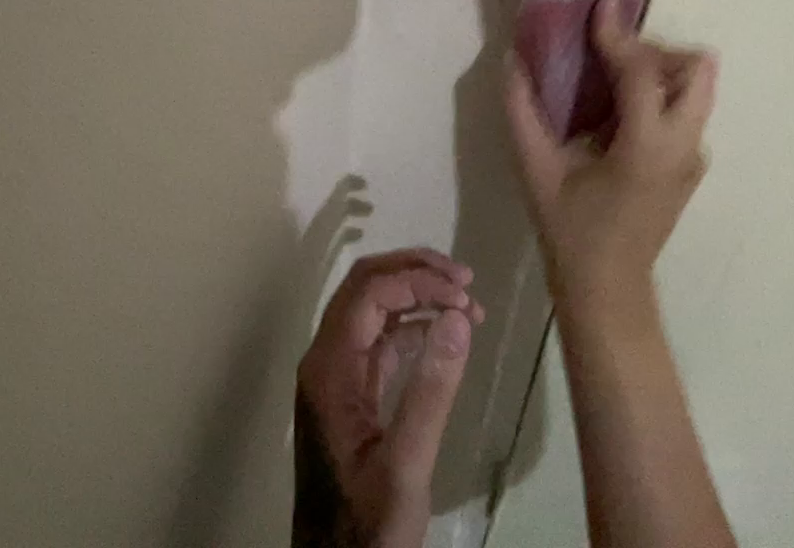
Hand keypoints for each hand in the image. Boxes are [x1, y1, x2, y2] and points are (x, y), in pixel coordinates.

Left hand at [294, 248, 485, 547]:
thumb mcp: (406, 464)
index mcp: (329, 368)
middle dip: (415, 271)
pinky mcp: (351, 392)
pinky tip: (446, 334)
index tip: (464, 295)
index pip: (369, 292)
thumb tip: (458, 315)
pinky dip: (414, 325)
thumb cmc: (369, 524)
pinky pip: (380, 339)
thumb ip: (431, 391)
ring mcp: (336, 374)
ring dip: (417, 295)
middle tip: (465, 278)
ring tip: (468, 304)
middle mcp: (326, 360)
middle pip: (364, 286)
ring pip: (372, 307)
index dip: (417, 280)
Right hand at [505, 0, 717, 295]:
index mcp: (646, 147)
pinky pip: (685, 111)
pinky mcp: (691, 167)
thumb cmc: (570, 231)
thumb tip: (513, 61)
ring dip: (660, 70)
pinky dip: (659, 96)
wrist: (607, 288)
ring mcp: (693, 158)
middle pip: (697, 69)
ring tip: (613, 84)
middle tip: (611, 58)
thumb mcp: (536, 170)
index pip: (643, 71)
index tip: (601, 2)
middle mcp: (683, 146)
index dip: (620, 33)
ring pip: (697, 88)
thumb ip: (522, 112)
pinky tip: (618, 117)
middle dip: (657, 49)